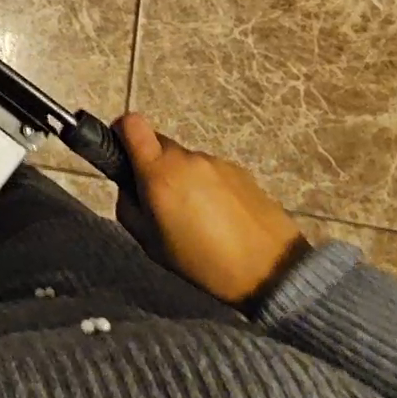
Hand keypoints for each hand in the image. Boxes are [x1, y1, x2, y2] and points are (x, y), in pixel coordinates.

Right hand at [114, 113, 307, 306]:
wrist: (275, 273)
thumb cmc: (202, 262)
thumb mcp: (149, 243)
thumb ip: (129, 206)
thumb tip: (131, 186)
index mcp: (158, 172)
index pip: (132, 123)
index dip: (121, 132)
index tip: (123, 154)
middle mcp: (186, 159)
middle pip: (158, 145)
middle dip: (154, 166)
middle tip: (162, 202)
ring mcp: (217, 163)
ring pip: (186, 162)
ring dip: (184, 180)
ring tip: (199, 218)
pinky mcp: (243, 173)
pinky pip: (212, 173)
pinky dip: (209, 188)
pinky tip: (222, 218)